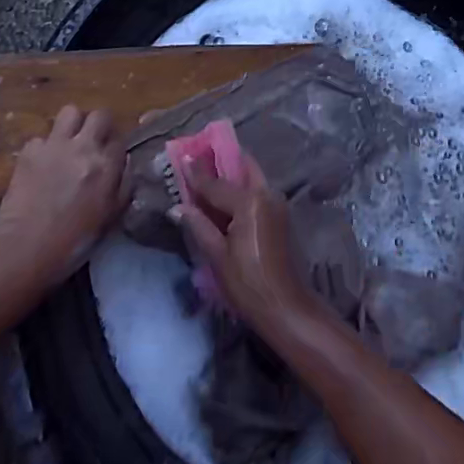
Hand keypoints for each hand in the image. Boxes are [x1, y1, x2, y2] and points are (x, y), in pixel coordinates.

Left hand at [0, 106, 123, 283]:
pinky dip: (44, 148)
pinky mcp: (29, 151)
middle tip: (94, 141)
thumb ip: (124, 184)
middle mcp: (84, 147)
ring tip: (69, 142)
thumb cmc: (74, 240)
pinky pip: (41, 138)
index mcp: (107, 164)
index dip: (116, 149)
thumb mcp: (111, 216)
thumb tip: (125, 162)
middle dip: (100, 125)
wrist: (27, 248)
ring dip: (73, 124)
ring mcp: (54, 145)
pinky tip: (42, 165)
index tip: (111, 159)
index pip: (120, 140)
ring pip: (70, 112)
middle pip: (100, 115)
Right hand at [173, 153, 322, 332]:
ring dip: (234, 176)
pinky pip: (259, 195)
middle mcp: (267, 195)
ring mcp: (278, 205)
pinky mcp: (282, 217)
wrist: (286, 308)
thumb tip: (177, 208)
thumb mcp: (217, 256)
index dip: (198, 173)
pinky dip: (242, 191)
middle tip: (203, 156)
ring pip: (253, 180)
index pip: (216, 184)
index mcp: (250, 202)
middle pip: (243, 169)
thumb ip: (199, 226)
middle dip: (224, 162)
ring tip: (210, 177)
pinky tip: (226, 201)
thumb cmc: (247, 284)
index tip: (184, 155)